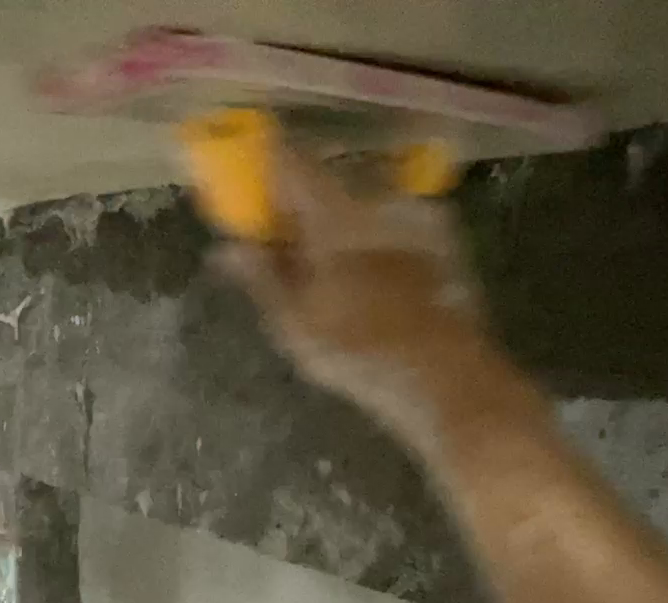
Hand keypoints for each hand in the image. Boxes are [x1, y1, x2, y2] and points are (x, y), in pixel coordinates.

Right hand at [213, 145, 533, 449]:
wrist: (443, 375)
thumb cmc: (357, 350)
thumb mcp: (293, 321)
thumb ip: (259, 275)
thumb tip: (224, 248)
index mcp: (337, 212)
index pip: (292, 163)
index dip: (262, 167)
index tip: (241, 183)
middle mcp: (380, 198)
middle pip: (326, 183)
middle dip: (296, 204)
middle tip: (275, 239)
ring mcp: (417, 216)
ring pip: (360, 204)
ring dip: (333, 223)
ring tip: (317, 265)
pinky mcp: (442, 240)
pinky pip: (389, 223)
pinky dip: (366, 238)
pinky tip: (360, 276)